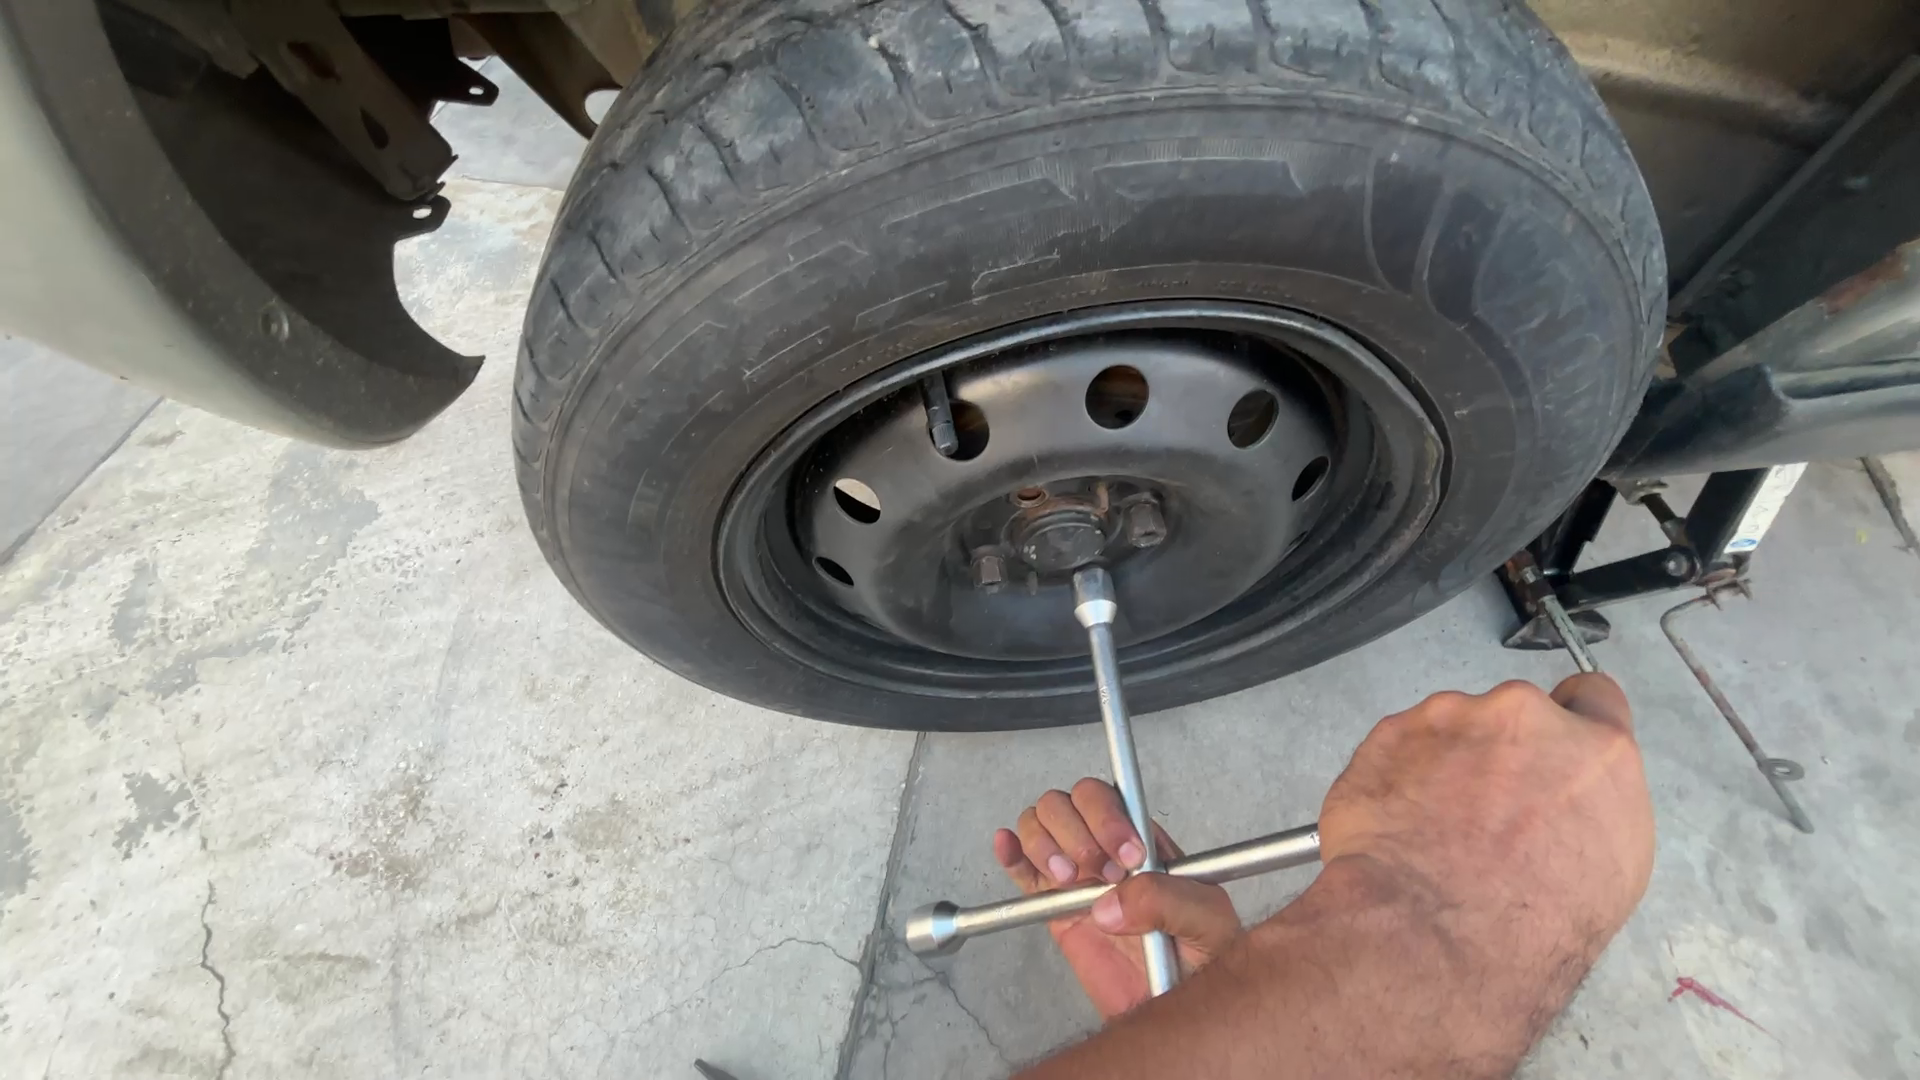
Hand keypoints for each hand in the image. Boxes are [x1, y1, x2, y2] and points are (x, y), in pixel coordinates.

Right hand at [994, 778, 1239, 1018]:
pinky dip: (1010, 852)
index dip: (1108, 818)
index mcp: (1140, 837)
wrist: (1173, 1007)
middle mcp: (1102, 844)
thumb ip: (1169, 901)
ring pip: (1038, 823)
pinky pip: (1020, 867)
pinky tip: (1008, 847)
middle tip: (1099, 874)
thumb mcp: (1208, 922)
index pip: (1110, 798)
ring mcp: (1074, 871)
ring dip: (1044, 843)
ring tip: (1067, 880)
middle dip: (1077, 832)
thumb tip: (1110, 903)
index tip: (1126, 858)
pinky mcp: (1051, 903)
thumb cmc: (1201, 959)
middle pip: (1068, 801)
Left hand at [1318, 675, 1653, 992]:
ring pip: (1446, 729)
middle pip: (1508, 717)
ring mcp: (1444, 714)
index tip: (1550, 734)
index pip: (1593, 696)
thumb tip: (1554, 791)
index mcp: (1594, 747)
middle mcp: (1518, 713)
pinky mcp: (1386, 729)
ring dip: (1441, 759)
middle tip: (1480, 805)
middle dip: (1495, 749)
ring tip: (1432, 820)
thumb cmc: (1538, 914)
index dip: (1571, 715)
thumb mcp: (1607, 860)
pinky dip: (1396, 771)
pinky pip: (1397, 745)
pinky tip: (1397, 817)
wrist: (1437, 919)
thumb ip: (1582, 797)